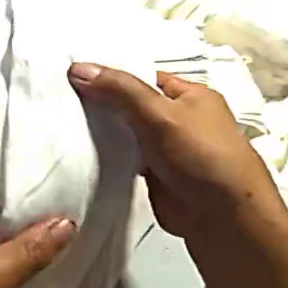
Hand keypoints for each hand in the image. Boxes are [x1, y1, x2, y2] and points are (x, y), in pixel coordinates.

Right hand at [68, 63, 287, 243]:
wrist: (222, 217)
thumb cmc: (207, 158)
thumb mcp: (160, 113)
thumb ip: (120, 90)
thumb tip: (80, 69)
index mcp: (189, 95)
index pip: (142, 76)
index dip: (111, 75)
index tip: (76, 75)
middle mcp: (178, 119)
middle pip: (131, 104)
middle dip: (103, 104)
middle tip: (64, 99)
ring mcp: (165, 148)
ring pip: (126, 133)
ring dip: (104, 133)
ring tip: (66, 123)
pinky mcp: (154, 174)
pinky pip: (124, 159)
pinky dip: (107, 157)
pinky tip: (83, 153)